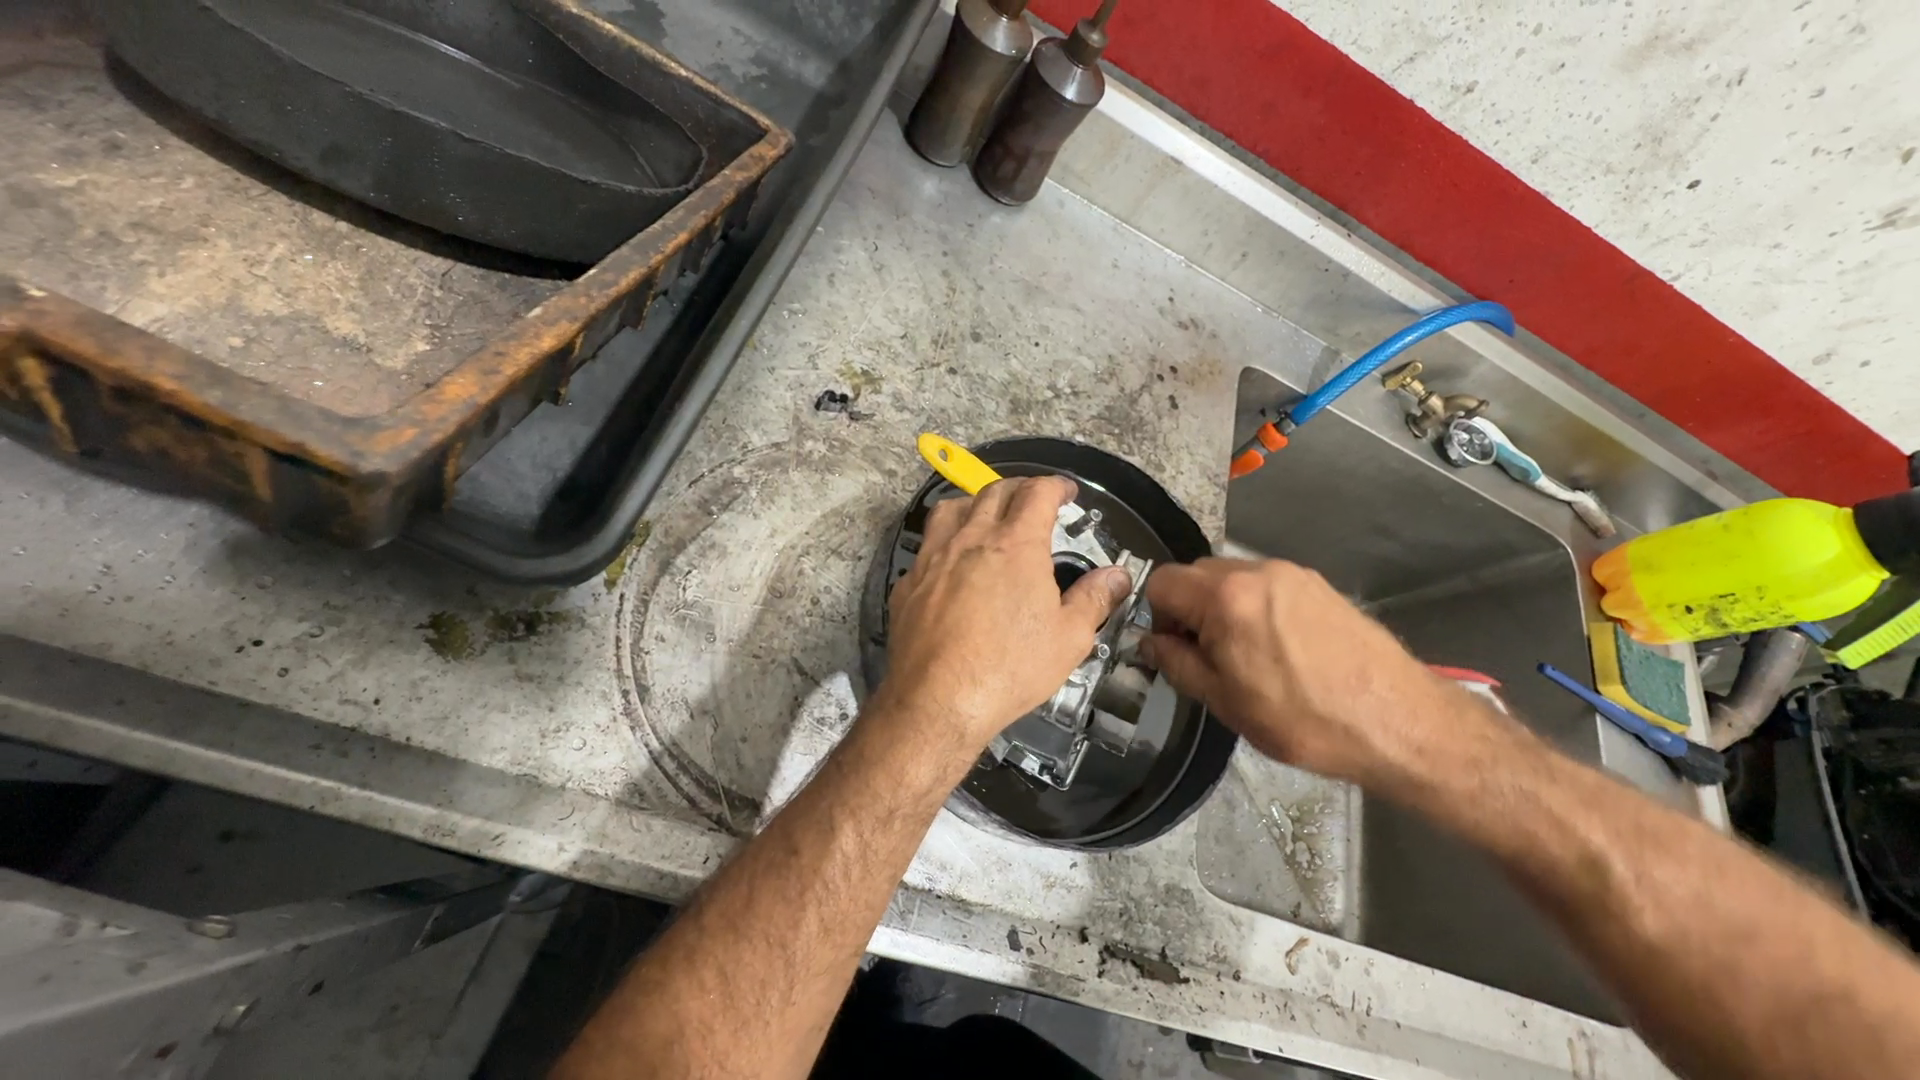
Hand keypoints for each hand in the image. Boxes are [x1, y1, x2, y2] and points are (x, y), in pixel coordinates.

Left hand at [874, 476, 1134, 765]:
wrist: (938, 700)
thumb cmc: (1008, 668)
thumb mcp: (1069, 638)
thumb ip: (1094, 599)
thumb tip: (1117, 576)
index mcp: (1015, 545)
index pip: (1037, 493)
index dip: (1055, 486)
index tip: (1066, 491)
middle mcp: (971, 540)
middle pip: (994, 492)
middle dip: (1019, 488)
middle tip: (1033, 499)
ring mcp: (933, 559)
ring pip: (952, 509)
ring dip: (975, 503)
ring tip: (987, 516)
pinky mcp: (909, 584)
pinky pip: (927, 545)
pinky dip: (945, 540)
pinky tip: (951, 561)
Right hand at [1142, 558, 1515, 788]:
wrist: (1398, 721)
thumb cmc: (1304, 719)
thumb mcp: (1225, 702)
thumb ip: (1178, 663)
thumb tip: (1152, 643)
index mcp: (1226, 598)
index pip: (1162, 582)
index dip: (1156, 617)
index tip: (1173, 649)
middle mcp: (1257, 572)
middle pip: (1196, 574)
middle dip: (1188, 609)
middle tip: (1205, 656)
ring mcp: (1292, 574)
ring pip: (1231, 577)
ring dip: (1221, 607)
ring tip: (1245, 655)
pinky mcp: (1318, 585)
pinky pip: (1265, 585)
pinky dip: (1253, 606)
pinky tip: (1277, 648)